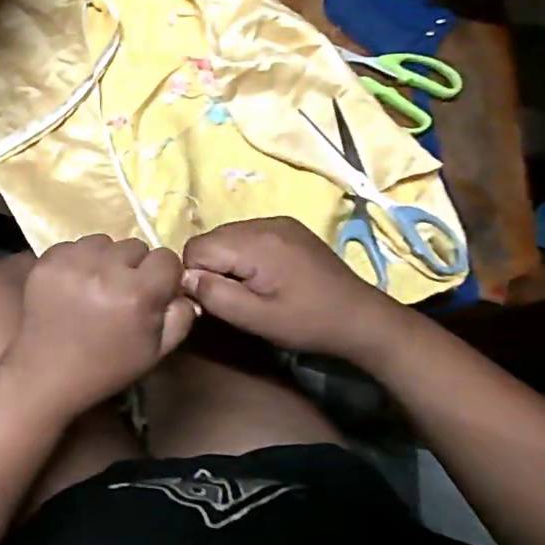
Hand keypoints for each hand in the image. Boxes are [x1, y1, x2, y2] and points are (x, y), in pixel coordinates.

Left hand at [1, 235, 194, 417]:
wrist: (46, 376)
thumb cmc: (108, 367)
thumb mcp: (158, 352)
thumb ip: (181, 316)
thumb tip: (183, 288)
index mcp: (138, 294)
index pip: (166, 258)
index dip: (163, 275)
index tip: (153, 292)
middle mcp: (106, 270)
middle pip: (135, 246)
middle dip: (134, 266)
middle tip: (121, 292)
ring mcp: (73, 263)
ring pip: (104, 241)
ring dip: (105, 259)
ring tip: (96, 285)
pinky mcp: (47, 261)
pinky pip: (75, 245)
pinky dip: (78, 260)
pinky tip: (74, 285)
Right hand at [180, 217, 417, 363]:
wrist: (360, 316)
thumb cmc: (308, 322)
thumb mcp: (257, 319)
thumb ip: (216, 296)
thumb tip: (185, 278)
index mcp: (255, 242)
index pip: (196, 248)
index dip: (196, 277)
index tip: (215, 302)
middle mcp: (264, 222)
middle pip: (211, 239)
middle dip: (212, 268)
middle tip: (234, 299)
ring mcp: (278, 221)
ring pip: (228, 236)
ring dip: (228, 262)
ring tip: (250, 290)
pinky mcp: (289, 227)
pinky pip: (249, 235)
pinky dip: (246, 255)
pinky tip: (265, 278)